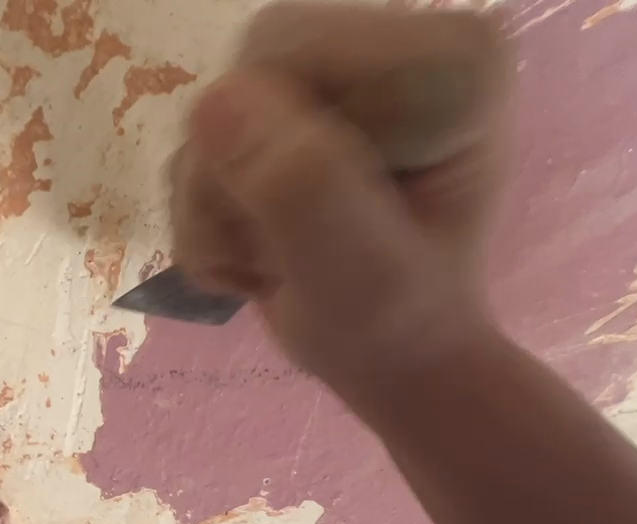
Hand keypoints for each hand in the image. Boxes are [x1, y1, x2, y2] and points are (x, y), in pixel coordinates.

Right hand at [170, 3, 509, 391]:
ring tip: (264, 264)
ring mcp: (326, 92)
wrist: (381, 360)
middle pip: (241, 78)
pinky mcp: (279, 132)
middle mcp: (387, 52)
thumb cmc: (390, 324)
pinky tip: (249, 256)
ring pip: (205, 126)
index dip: (260, 150)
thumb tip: (213, 99)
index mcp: (441, 59)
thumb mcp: (356, 271)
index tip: (300, 232)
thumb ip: (302, 186)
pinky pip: (194, 159)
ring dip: (207, 215)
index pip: (290, 50)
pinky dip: (200, 224)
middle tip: (268, 253)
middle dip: (224, 185)